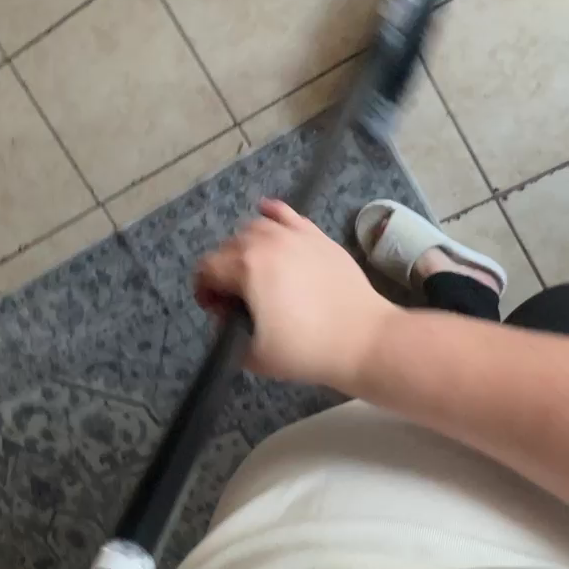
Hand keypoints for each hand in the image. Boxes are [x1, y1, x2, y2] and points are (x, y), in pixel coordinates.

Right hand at [194, 199, 399, 390]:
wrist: (364, 339)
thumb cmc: (307, 350)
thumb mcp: (253, 354)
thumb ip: (227, 332)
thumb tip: (226, 315)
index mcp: (245, 267)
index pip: (206, 268)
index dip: (205, 290)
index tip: (217, 310)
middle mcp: (266, 241)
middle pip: (227, 247)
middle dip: (224, 271)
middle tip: (238, 299)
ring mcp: (294, 234)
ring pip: (254, 228)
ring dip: (245, 247)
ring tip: (256, 272)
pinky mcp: (317, 236)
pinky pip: (285, 214)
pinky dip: (271, 215)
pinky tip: (268, 221)